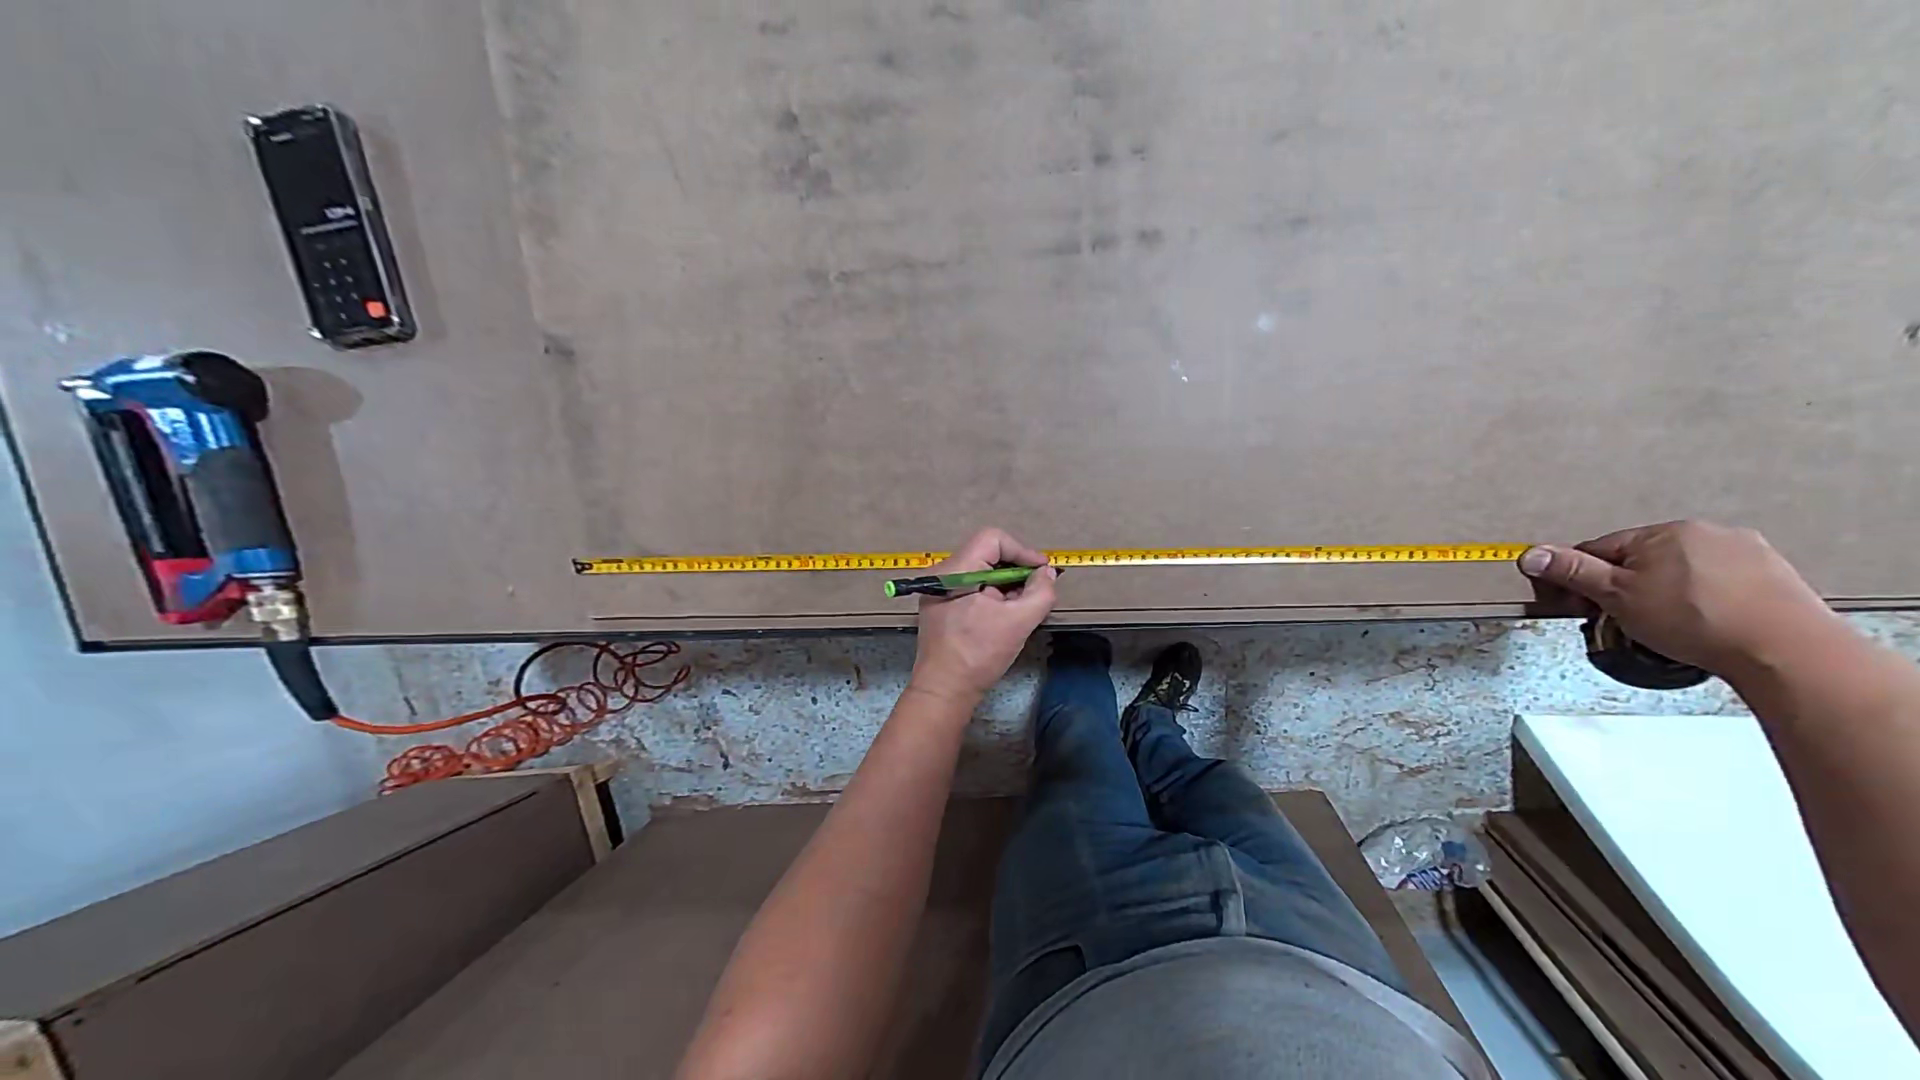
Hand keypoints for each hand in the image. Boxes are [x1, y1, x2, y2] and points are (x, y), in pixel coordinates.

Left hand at [908, 528, 1058, 704]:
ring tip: (1020, 609)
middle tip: (1034, 592)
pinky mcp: (941, 607)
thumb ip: (1040, 592)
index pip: (993, 539)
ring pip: (981, 572)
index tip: (1041, 572)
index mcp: (955, 571)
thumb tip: (1046, 573)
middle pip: (987, 555)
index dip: (1021, 551)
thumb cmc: (978, 655)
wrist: (944, 690)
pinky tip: (1004, 618)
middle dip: (1016, 571)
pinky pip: (972, 588)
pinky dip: (993, 596)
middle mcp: (943, 574)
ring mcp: (939, 591)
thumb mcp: (1018, 622)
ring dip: (1006, 586)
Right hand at [1517, 520, 1845, 680]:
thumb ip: (1572, 572)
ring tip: (1669, 625)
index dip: (1583, 580)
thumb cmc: (1697, 621)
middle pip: (1642, 558)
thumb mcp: (1616, 596)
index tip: (1583, 606)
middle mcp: (1706, 532)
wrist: (1787, 650)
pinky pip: (1721, 582)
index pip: (1600, 549)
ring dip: (1667, 593)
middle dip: (1627, 587)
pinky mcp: (1774, 575)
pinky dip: (1706, 599)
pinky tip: (1706, 622)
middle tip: (1625, 619)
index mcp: (1664, 532)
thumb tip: (1531, 554)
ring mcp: (1746, 552)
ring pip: (1682, 570)